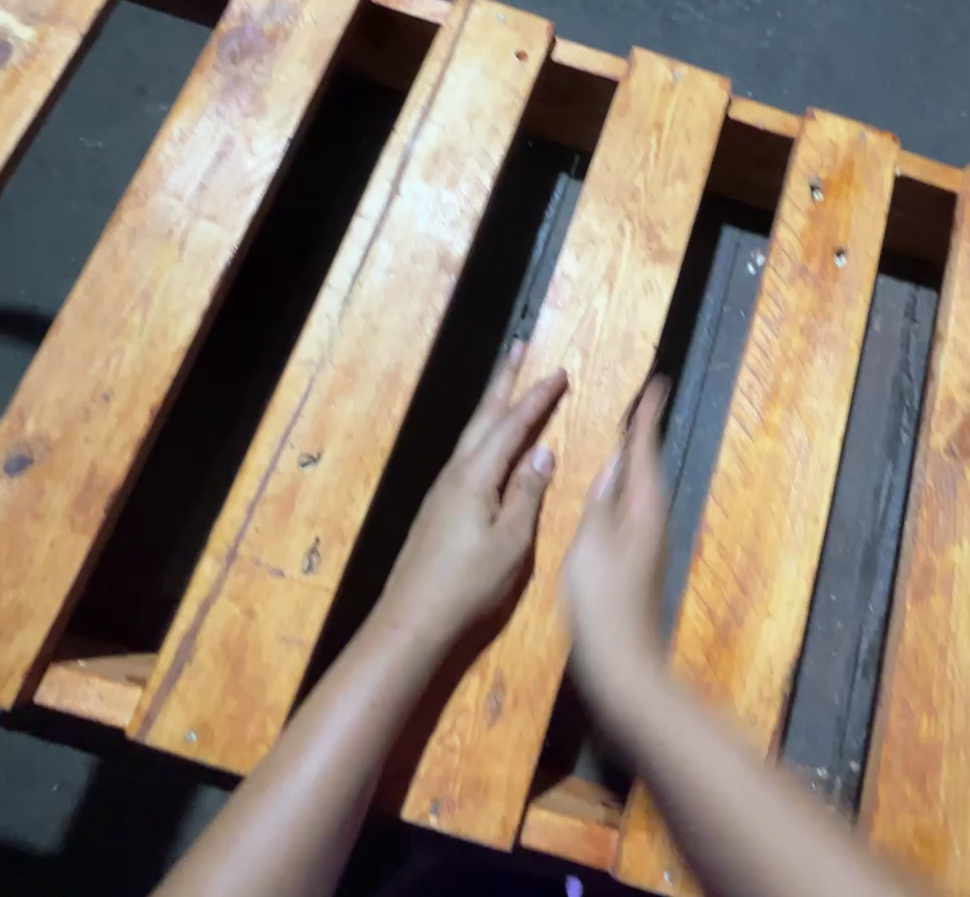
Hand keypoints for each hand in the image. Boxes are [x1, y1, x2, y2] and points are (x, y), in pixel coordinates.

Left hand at [376, 342, 566, 639]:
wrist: (411, 621)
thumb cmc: (468, 584)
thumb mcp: (510, 542)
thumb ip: (527, 494)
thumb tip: (542, 453)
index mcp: (475, 476)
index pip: (512, 425)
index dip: (536, 398)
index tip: (558, 372)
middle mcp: (455, 473)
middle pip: (484, 417)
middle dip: (504, 381)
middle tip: (518, 348)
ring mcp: (443, 490)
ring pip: (474, 436)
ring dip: (494, 407)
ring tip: (509, 387)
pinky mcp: (439, 508)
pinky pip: (469, 457)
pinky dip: (487, 438)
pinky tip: (493, 447)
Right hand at [561, 379, 670, 697]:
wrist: (623, 660)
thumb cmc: (602, 598)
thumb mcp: (592, 543)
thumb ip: (603, 499)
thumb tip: (618, 459)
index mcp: (642, 508)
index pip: (644, 449)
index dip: (648, 416)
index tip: (658, 384)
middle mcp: (653, 519)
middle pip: (649, 465)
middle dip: (644, 433)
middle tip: (640, 403)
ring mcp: (650, 541)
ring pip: (644, 486)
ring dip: (637, 458)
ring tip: (626, 435)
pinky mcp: (641, 558)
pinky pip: (635, 506)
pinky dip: (628, 486)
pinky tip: (614, 492)